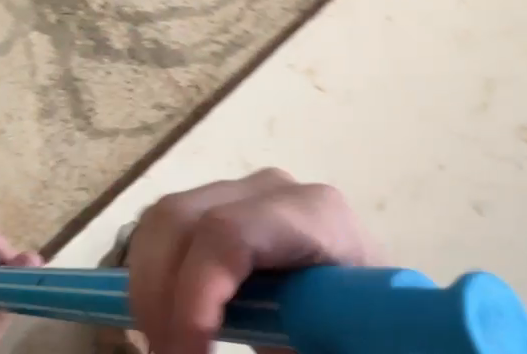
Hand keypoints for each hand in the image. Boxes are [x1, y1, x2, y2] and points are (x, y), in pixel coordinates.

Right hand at [126, 169, 376, 353]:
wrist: (379, 314)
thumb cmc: (369, 334)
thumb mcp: (343, 342)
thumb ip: (293, 340)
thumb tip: (222, 347)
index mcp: (317, 216)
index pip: (230, 234)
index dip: (197, 294)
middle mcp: (270, 189)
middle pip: (182, 219)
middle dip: (160, 294)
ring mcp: (238, 190)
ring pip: (161, 220)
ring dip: (147, 286)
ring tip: (158, 342)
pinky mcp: (215, 204)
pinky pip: (161, 228)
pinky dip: (149, 275)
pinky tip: (161, 318)